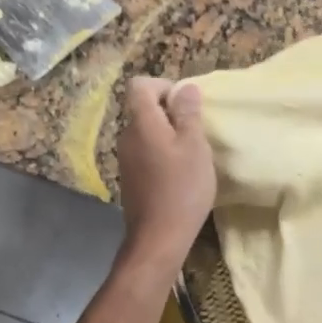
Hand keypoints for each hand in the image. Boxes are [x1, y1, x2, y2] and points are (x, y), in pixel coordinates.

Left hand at [116, 77, 215, 264]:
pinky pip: (145, 152)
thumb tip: (185, 87)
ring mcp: (125, 158)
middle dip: (170, 112)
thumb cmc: (182, 188)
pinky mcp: (130, 177)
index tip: (186, 105)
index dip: (164, 86)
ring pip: (146, 132)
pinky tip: (178, 174)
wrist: (159, 237)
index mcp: (141, 123)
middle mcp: (127, 136)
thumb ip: (188, 113)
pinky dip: (161, 154)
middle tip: (196, 132)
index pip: (140, 85)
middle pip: (143, 108)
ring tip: (191, 155)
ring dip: (167, 135)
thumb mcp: (194, 146)